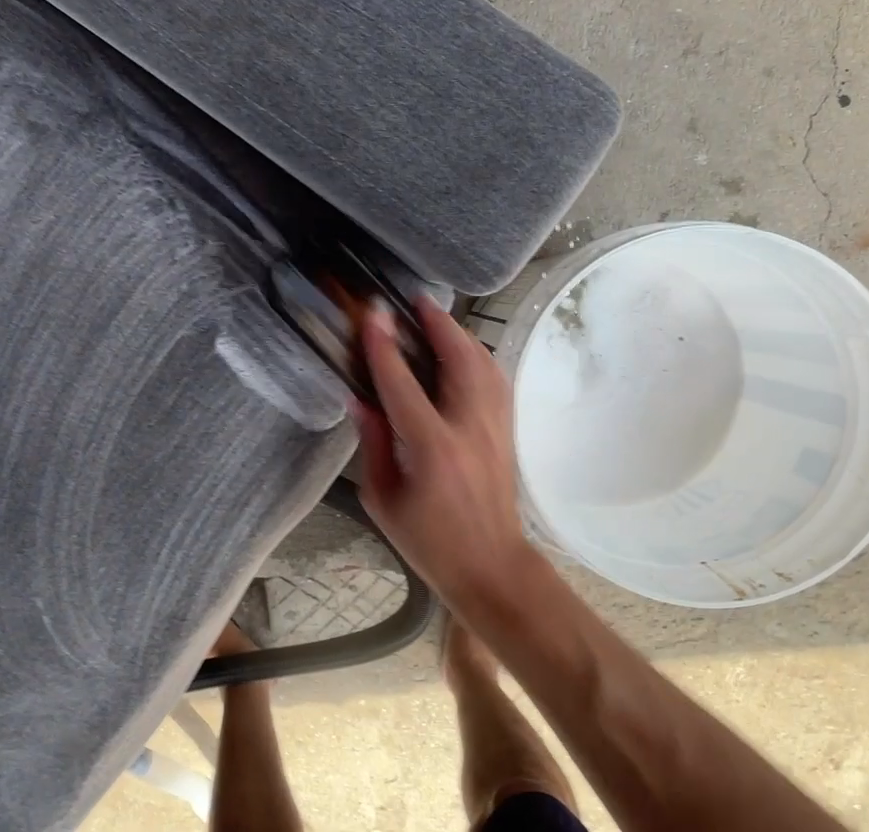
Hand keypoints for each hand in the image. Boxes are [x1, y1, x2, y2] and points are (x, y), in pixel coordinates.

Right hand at [354, 296, 537, 606]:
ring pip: (484, 364)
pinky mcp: (507, 432)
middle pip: (459, 360)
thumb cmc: (429, 542)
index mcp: (432, 449)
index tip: (372, 315)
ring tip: (436, 318)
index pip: (402, 384)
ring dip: (459, 335)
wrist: (492, 568)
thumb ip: (373, 444)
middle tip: (414, 301)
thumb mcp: (383, 499)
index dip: (383, 347)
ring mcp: (496, 428)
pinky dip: (477, 356)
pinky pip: (495, 379)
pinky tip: (462, 351)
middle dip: (437, 324)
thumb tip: (361, 400)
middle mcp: (469, 429)